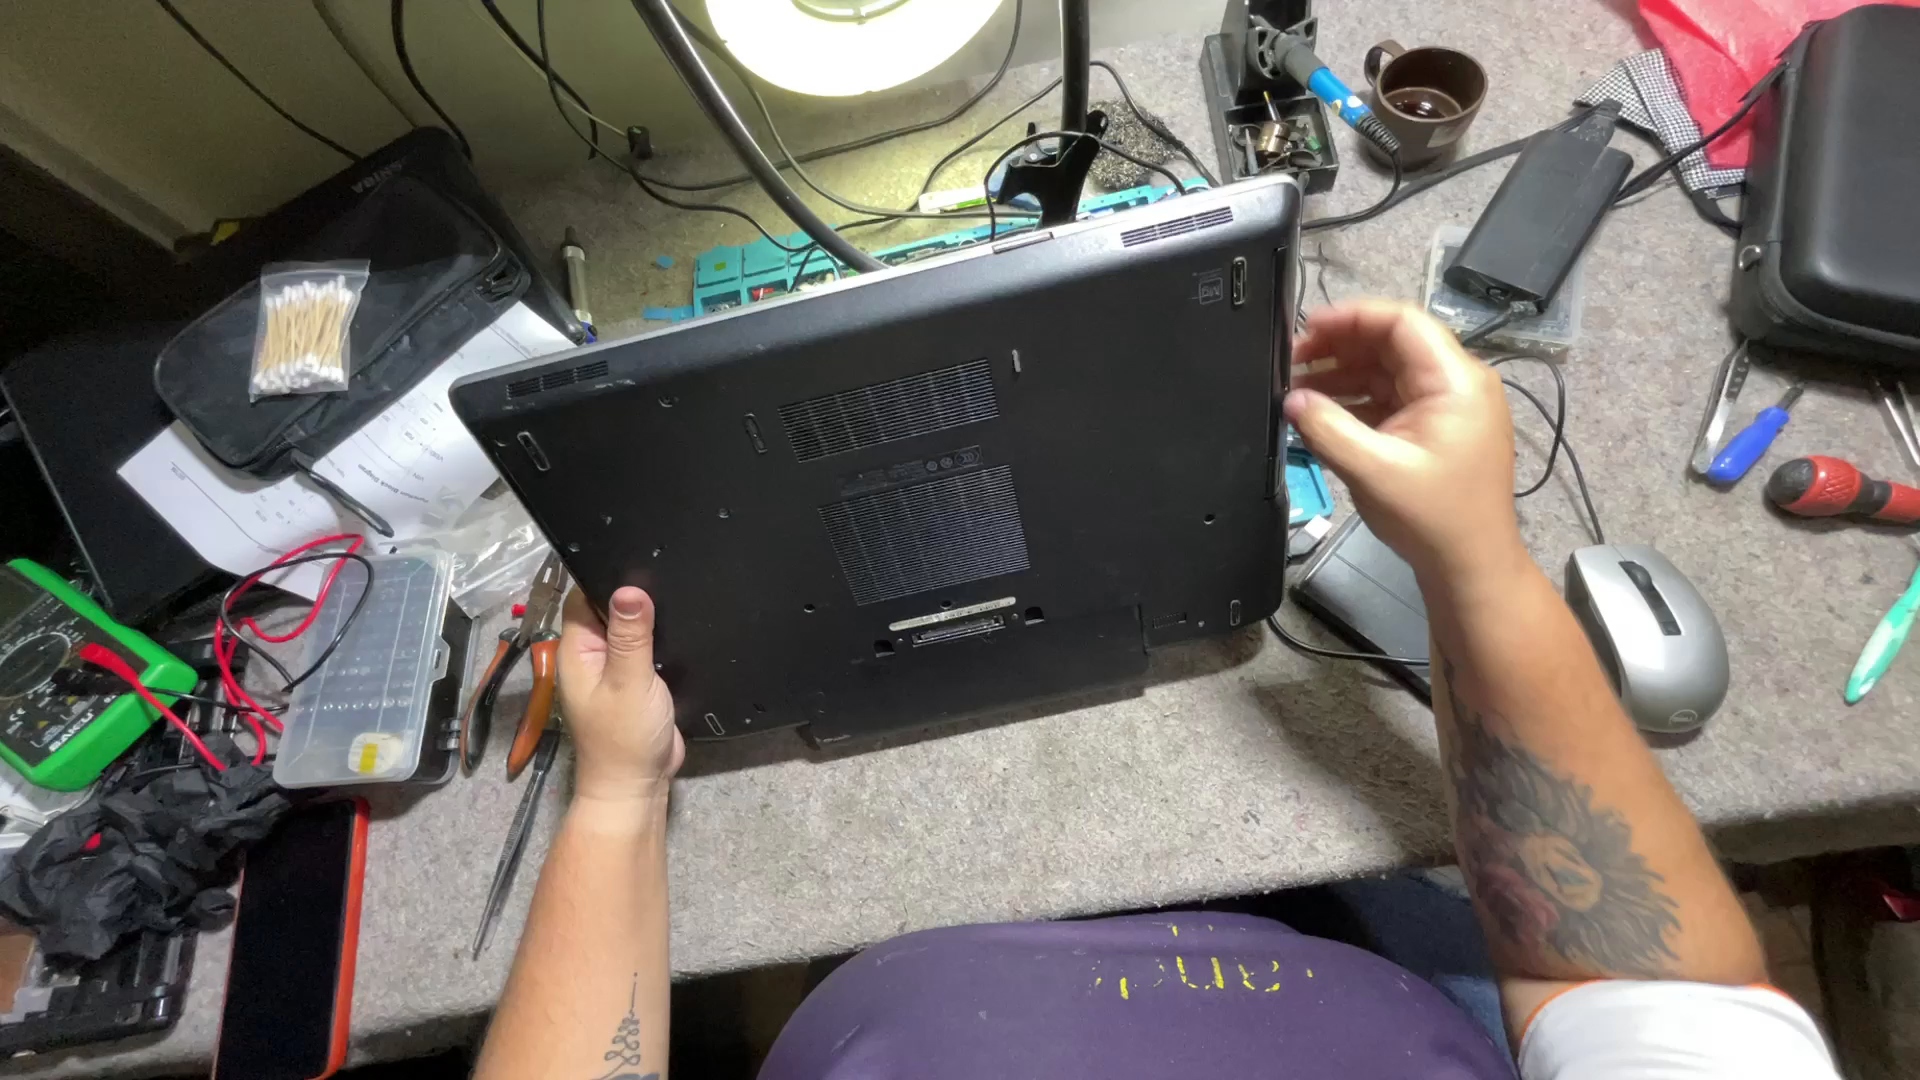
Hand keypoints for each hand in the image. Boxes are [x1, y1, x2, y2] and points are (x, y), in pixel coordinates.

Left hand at [557, 586, 683, 801]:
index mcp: (577, 652)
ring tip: (679, 593)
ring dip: (648, 617)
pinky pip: (644, 649)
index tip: (638, 559)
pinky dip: (659, 638)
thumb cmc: (625, 736)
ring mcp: (613, 670)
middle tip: (668, 571)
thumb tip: (629, 590)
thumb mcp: (629, 681)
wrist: (636, 784)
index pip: (582, 600)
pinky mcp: (636, 682)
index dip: (606, 578)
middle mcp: (591, 657)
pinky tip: (682, 628)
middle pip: (608, 611)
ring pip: (629, 630)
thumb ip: (630, 636)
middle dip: (633, 595)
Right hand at [1284, 299, 1525, 581]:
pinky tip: (1317, 412)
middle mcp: (1452, 383)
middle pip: (1390, 344)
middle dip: (1337, 348)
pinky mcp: (1427, 427)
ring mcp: (1441, 406)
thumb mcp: (1372, 470)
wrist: (1467, 562)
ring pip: (1382, 370)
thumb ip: (1327, 429)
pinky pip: (1383, 398)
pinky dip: (1349, 401)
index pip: (1402, 323)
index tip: (1305, 330)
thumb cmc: (1431, 516)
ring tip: (1294, 390)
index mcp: (1453, 381)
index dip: (1351, 318)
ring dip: (1338, 375)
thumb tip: (1291, 399)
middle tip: (1290, 364)